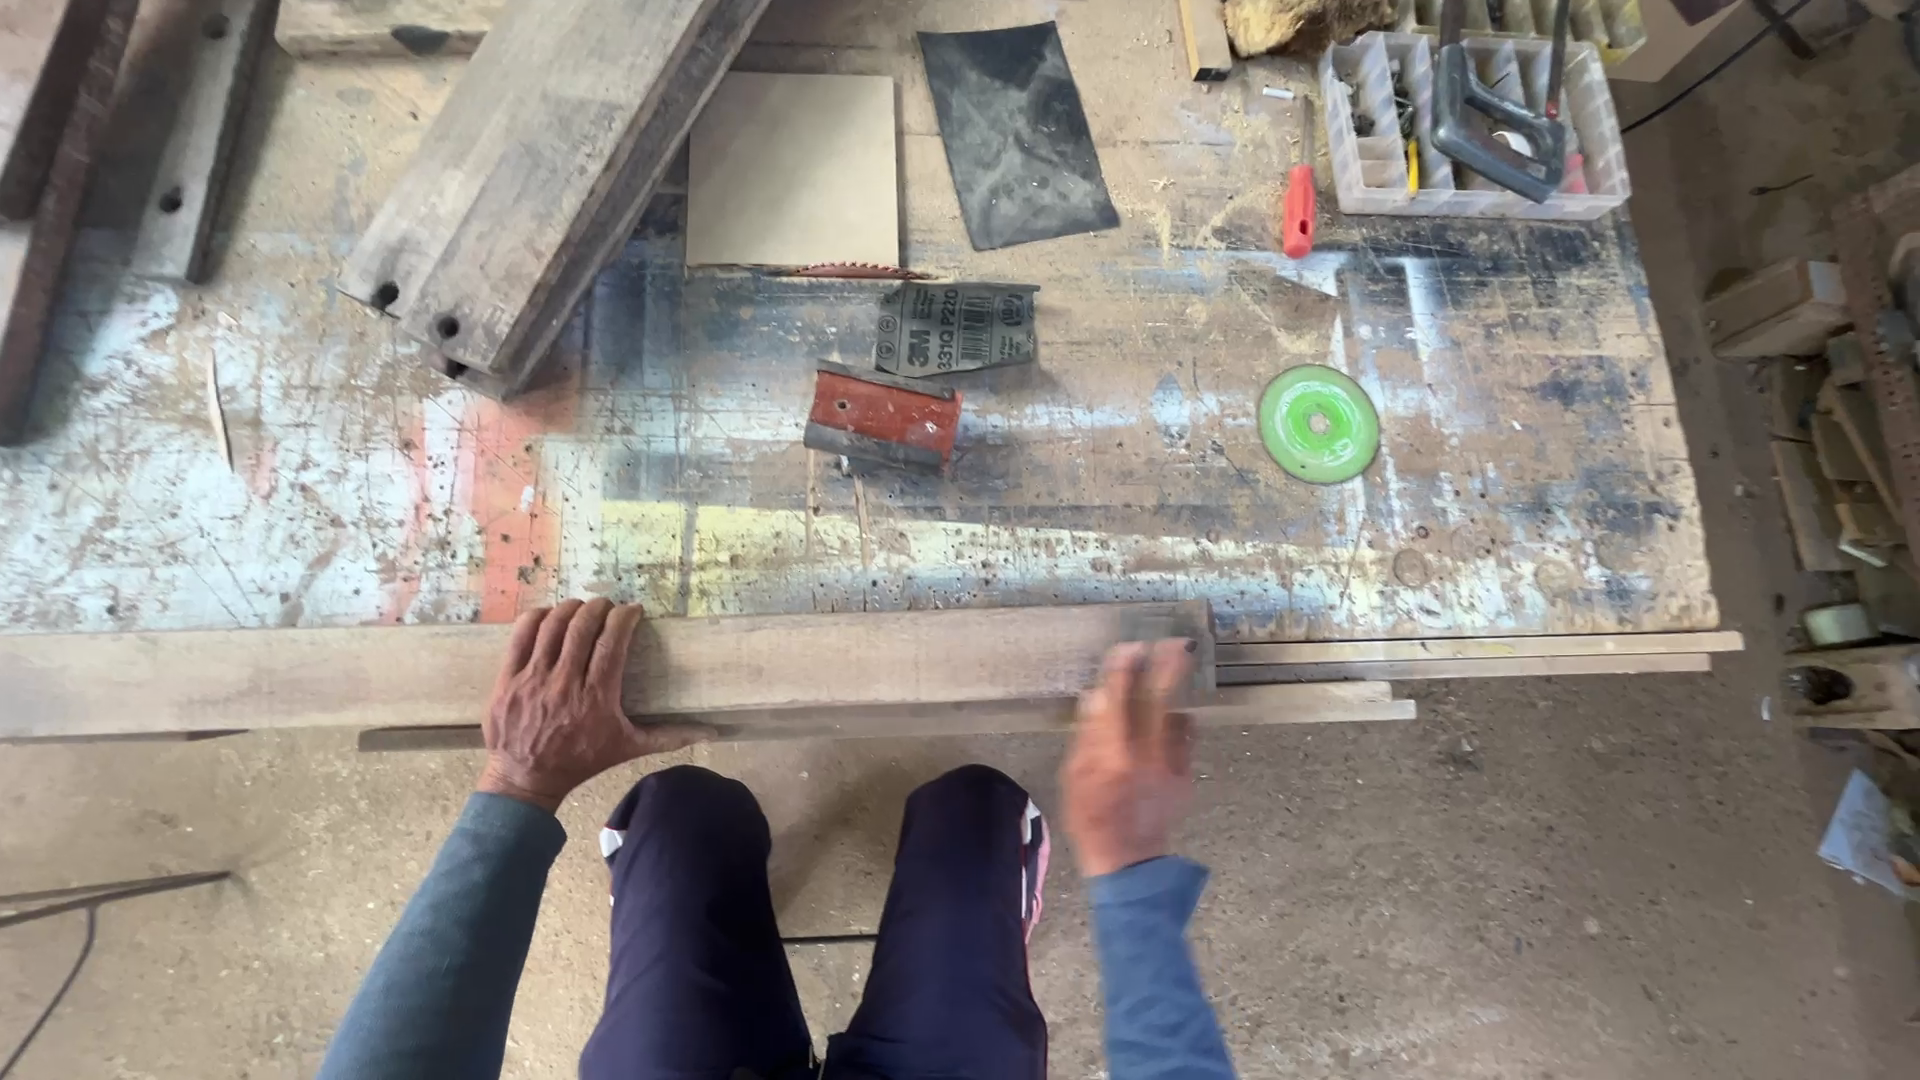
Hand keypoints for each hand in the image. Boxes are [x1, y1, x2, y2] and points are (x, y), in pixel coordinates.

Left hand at [478, 599, 712, 812]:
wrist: (525, 780)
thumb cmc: (583, 760)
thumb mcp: (630, 748)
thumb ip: (670, 736)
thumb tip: (712, 731)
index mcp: (596, 698)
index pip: (612, 642)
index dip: (624, 618)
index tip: (633, 610)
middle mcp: (564, 685)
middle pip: (582, 627)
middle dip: (599, 608)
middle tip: (609, 607)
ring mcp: (531, 681)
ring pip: (552, 626)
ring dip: (571, 609)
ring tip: (582, 608)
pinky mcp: (506, 681)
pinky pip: (520, 637)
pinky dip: (538, 618)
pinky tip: (551, 616)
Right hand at [1059, 639, 1196, 877]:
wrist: (1127, 861)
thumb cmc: (1089, 816)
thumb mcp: (1073, 776)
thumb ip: (1086, 735)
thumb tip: (1096, 696)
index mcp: (1112, 753)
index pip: (1119, 699)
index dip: (1124, 669)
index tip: (1129, 646)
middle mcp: (1145, 754)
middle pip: (1160, 700)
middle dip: (1168, 668)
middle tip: (1175, 642)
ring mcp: (1170, 767)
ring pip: (1178, 717)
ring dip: (1176, 693)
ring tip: (1176, 668)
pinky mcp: (1186, 778)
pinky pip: (1186, 740)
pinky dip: (1180, 723)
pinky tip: (1174, 716)